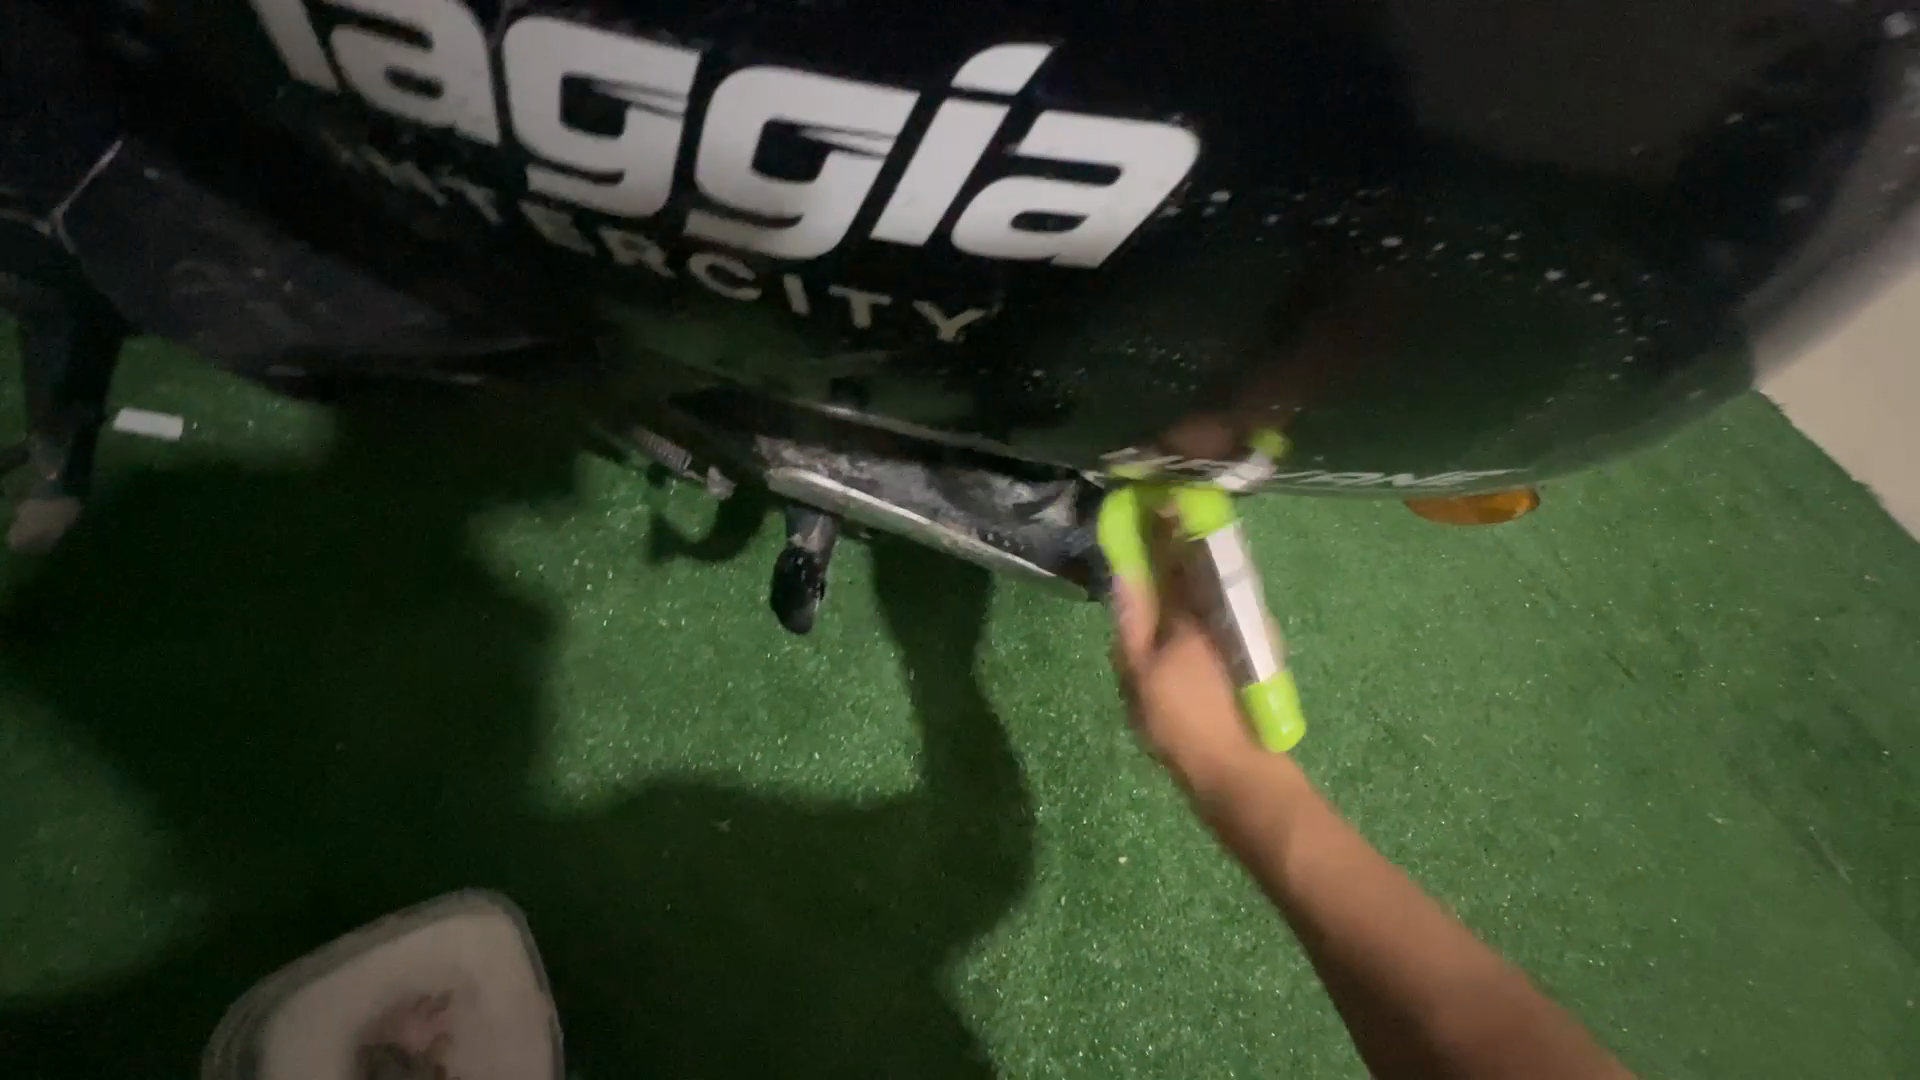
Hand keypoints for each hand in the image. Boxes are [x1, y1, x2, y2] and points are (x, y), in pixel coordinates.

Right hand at [1108, 516, 1268, 796]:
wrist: (1238, 767)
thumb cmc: (1180, 720)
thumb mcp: (1138, 672)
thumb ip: (1131, 618)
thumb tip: (1125, 573)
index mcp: (1192, 609)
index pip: (1175, 551)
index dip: (1162, 523)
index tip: (1149, 499)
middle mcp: (1224, 607)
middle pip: (1201, 558)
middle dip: (1181, 536)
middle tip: (1159, 520)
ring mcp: (1245, 624)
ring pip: (1217, 579)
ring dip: (1196, 559)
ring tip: (1173, 551)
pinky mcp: (1254, 643)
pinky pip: (1226, 600)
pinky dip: (1208, 586)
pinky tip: (1194, 595)